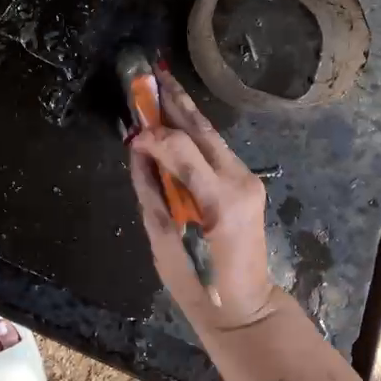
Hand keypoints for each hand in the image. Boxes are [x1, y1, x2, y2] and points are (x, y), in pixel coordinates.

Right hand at [127, 70, 279, 333]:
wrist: (246, 309)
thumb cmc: (199, 285)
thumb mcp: (164, 242)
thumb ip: (150, 191)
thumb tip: (137, 150)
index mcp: (221, 201)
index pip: (182, 149)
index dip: (154, 135)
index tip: (132, 134)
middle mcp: (240, 181)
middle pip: (202, 129)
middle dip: (174, 99)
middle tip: (151, 72)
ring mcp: (247, 179)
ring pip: (210, 133)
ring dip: (183, 109)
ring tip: (159, 83)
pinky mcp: (246, 180)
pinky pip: (213, 147)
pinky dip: (191, 129)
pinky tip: (174, 115)